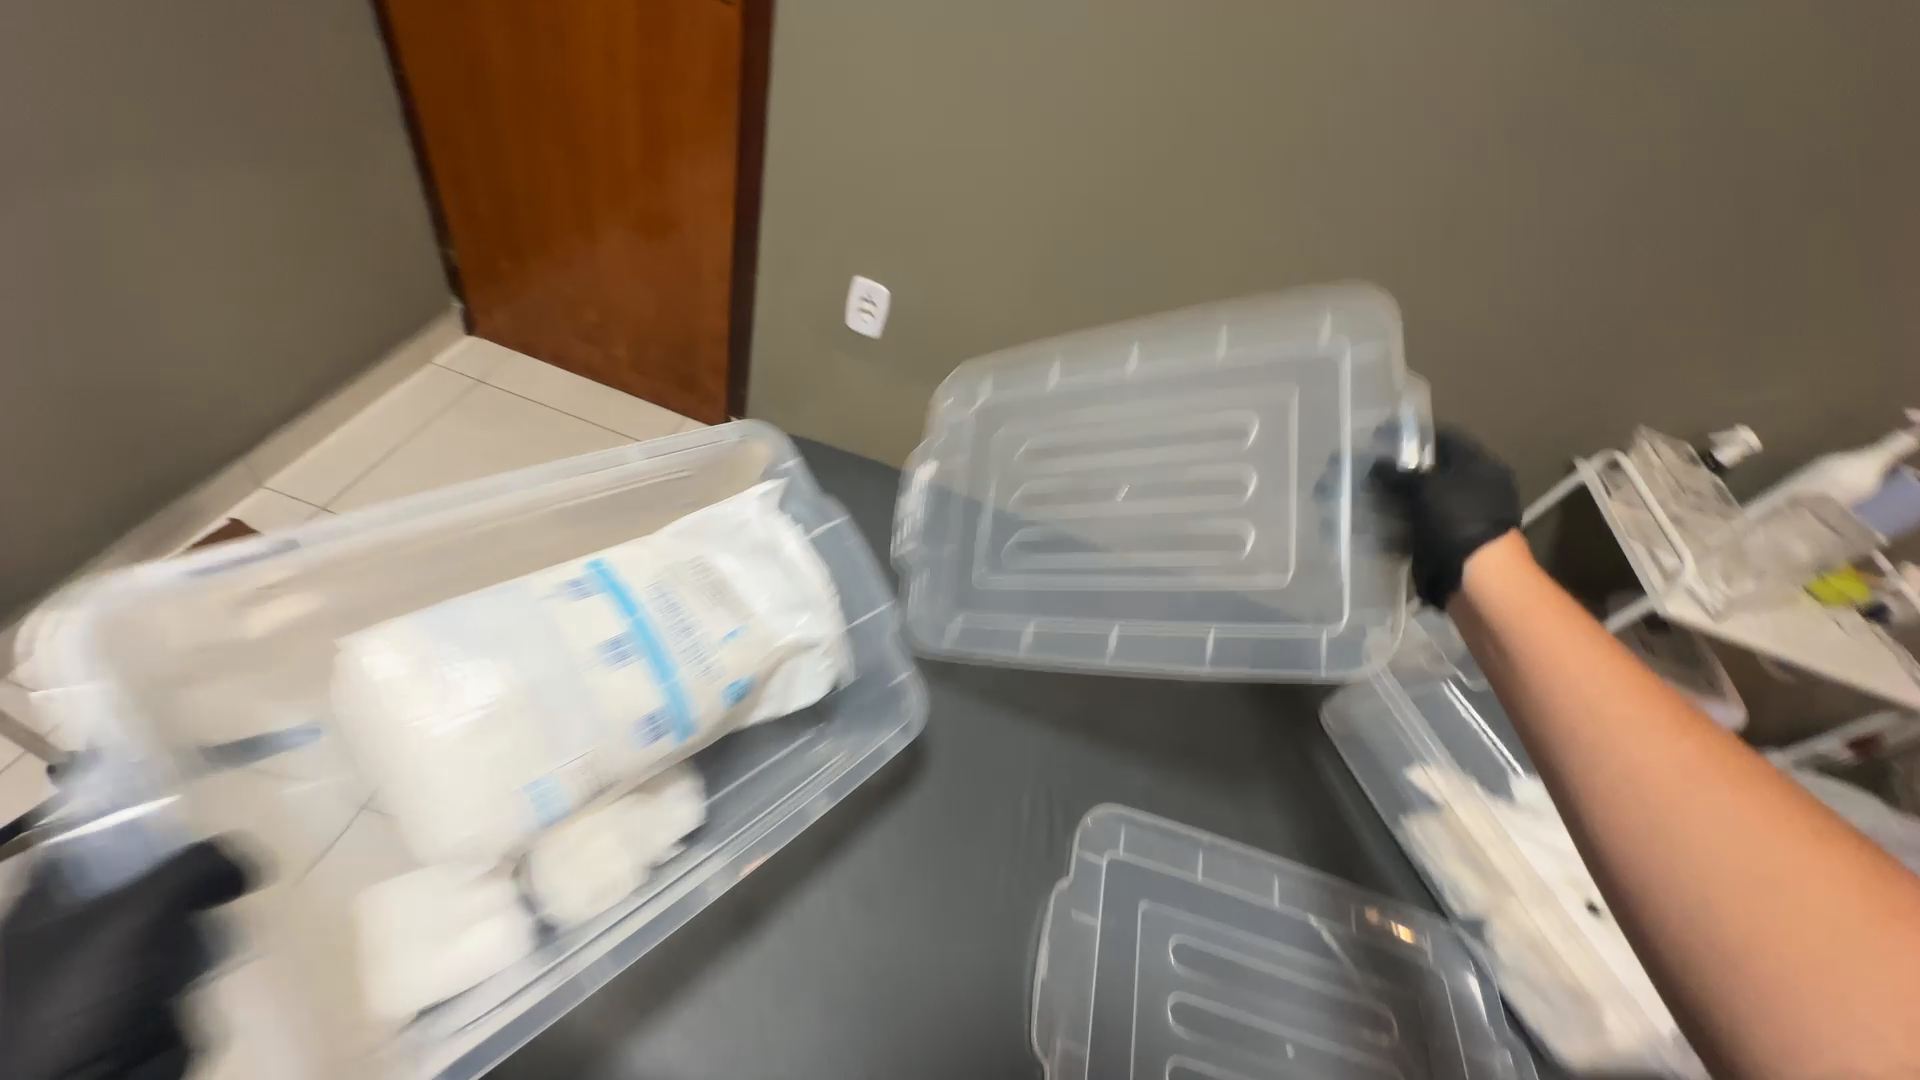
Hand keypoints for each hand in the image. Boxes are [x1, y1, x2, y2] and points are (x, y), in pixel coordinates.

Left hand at [0, 839, 251, 1079]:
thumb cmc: (81, 991)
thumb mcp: (135, 911)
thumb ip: (195, 866)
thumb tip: (243, 862)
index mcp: (45, 904)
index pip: (89, 839)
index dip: (135, 815)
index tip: (191, 802)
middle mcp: (77, 925)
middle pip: (144, 871)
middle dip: (189, 864)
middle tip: (223, 858)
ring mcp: (117, 959)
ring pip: (178, 909)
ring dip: (208, 905)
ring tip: (234, 898)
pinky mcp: (153, 986)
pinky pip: (194, 947)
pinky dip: (214, 944)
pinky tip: (226, 942)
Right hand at [1371, 428, 1520, 607]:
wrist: (1476, 576)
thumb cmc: (1457, 521)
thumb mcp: (1424, 489)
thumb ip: (1398, 473)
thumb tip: (1376, 464)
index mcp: (1480, 465)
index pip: (1445, 438)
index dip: (1413, 435)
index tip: (1381, 437)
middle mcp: (1476, 486)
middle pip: (1432, 469)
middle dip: (1400, 470)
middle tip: (1369, 469)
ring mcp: (1463, 514)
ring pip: (1422, 498)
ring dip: (1396, 498)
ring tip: (1366, 497)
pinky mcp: (1450, 538)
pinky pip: (1419, 524)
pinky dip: (1399, 523)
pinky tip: (1376, 524)